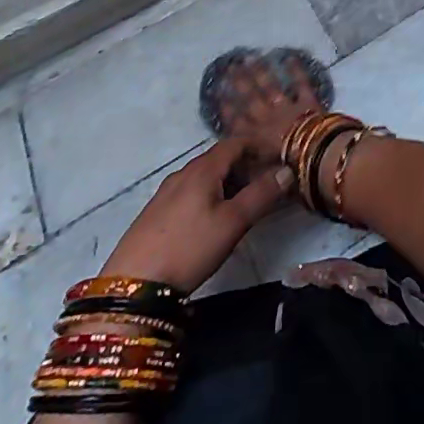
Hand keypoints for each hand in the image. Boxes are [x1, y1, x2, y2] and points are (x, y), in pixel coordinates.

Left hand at [99, 139, 292, 291]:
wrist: (136, 280)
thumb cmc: (190, 247)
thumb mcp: (233, 222)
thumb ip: (261, 195)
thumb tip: (286, 170)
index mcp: (202, 169)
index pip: (234, 143)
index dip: (258, 146)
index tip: (280, 156)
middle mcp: (183, 173)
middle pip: (219, 158)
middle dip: (246, 165)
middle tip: (271, 182)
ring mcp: (168, 192)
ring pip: (205, 176)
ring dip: (229, 181)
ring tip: (249, 201)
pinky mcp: (159, 211)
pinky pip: (192, 191)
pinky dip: (212, 193)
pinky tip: (217, 216)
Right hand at [215, 57, 328, 167]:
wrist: (318, 159)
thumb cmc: (288, 174)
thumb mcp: (262, 177)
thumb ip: (249, 170)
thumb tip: (237, 167)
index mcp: (255, 140)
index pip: (237, 123)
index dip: (227, 108)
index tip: (217, 93)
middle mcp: (268, 120)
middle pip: (251, 99)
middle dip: (239, 83)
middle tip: (230, 66)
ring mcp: (288, 109)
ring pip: (271, 88)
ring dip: (260, 72)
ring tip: (250, 57)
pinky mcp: (309, 104)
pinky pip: (302, 85)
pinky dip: (296, 71)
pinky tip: (290, 57)